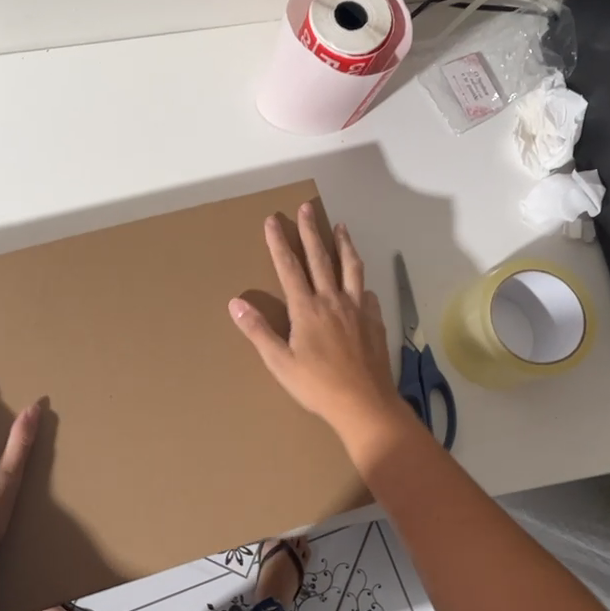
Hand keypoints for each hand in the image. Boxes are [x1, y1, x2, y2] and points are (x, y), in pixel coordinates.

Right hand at [228, 204, 408, 445]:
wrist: (364, 403)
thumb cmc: (316, 385)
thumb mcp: (280, 362)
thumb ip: (258, 331)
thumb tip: (235, 304)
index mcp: (306, 309)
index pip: (289, 268)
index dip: (279, 243)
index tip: (273, 220)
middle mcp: (333, 301)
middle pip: (321, 258)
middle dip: (311, 231)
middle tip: (306, 208)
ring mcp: (357, 310)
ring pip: (350, 268)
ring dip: (344, 244)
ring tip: (341, 226)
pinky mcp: (374, 322)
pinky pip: (367, 293)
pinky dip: (360, 282)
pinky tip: (360, 283)